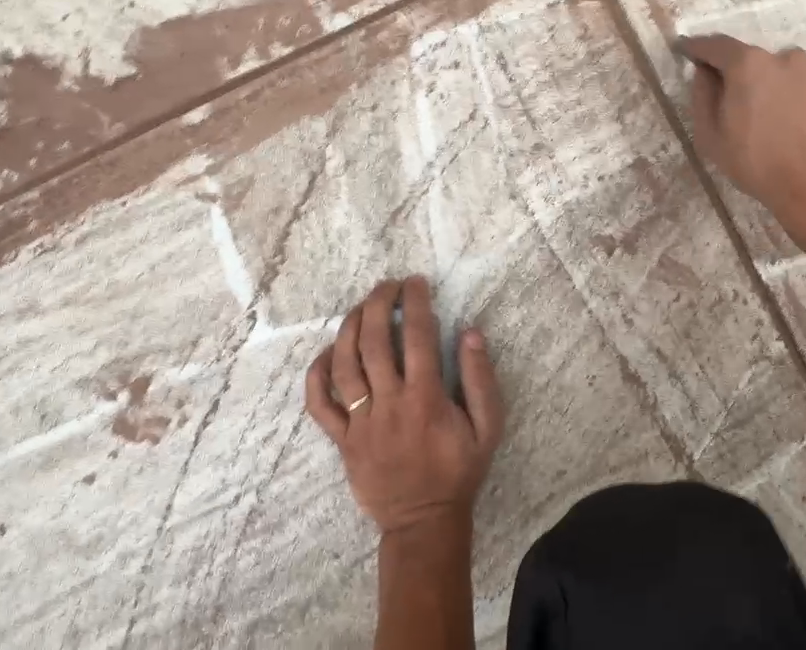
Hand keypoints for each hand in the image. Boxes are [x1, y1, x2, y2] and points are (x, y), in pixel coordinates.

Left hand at [305, 277, 505, 535]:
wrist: (423, 522)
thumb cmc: (458, 471)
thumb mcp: (488, 428)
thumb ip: (480, 379)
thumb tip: (470, 332)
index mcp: (426, 399)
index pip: (417, 336)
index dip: (415, 303)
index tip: (416, 283)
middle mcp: (389, 404)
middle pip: (374, 341)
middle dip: (378, 304)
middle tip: (387, 285)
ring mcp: (360, 422)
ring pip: (344, 364)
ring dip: (349, 328)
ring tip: (360, 307)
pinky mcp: (342, 439)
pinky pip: (319, 404)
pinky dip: (317, 373)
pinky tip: (327, 351)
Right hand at [679, 34, 805, 230]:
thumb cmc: (758, 166)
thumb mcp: (711, 137)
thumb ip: (702, 96)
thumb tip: (704, 72)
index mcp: (749, 65)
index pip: (716, 45)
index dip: (698, 48)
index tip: (688, 50)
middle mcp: (787, 56)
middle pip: (757, 61)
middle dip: (747, 78)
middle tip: (746, 109)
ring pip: (791, 73)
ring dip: (781, 89)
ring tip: (783, 122)